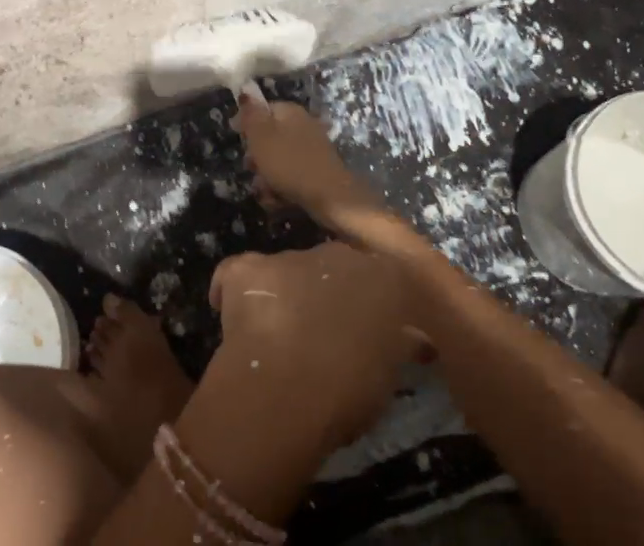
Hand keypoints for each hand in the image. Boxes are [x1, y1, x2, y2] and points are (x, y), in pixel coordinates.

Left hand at [209, 242, 423, 444]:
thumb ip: (399, 347)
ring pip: (289, 271)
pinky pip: (239, 274)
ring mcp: (290, 257)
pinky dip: (233, 291)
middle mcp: (339, 254)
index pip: (385, 283)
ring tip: (278, 335)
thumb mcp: (390, 375)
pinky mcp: (247, 267)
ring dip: (287, 294)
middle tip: (323, 334)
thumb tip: (414, 341)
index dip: (374, 308)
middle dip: (329, 294)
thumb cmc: (351, 389)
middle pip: (336, 269)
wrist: (287, 387)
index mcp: (385, 277)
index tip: (369, 333)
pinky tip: (229, 313)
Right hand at [230, 91, 381, 222]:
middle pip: (269, 136)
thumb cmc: (289, 163)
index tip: (236, 137)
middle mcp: (303, 125)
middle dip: (256, 154)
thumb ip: (251, 114)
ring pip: (278, 157)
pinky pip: (290, 173)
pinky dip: (281, 185)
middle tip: (250, 167)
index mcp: (290, 112)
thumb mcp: (261, 136)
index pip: (262, 109)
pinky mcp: (316, 170)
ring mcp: (311, 148)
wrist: (329, 196)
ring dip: (266, 174)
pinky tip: (276, 198)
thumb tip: (245, 89)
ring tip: (263, 189)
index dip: (246, 122)